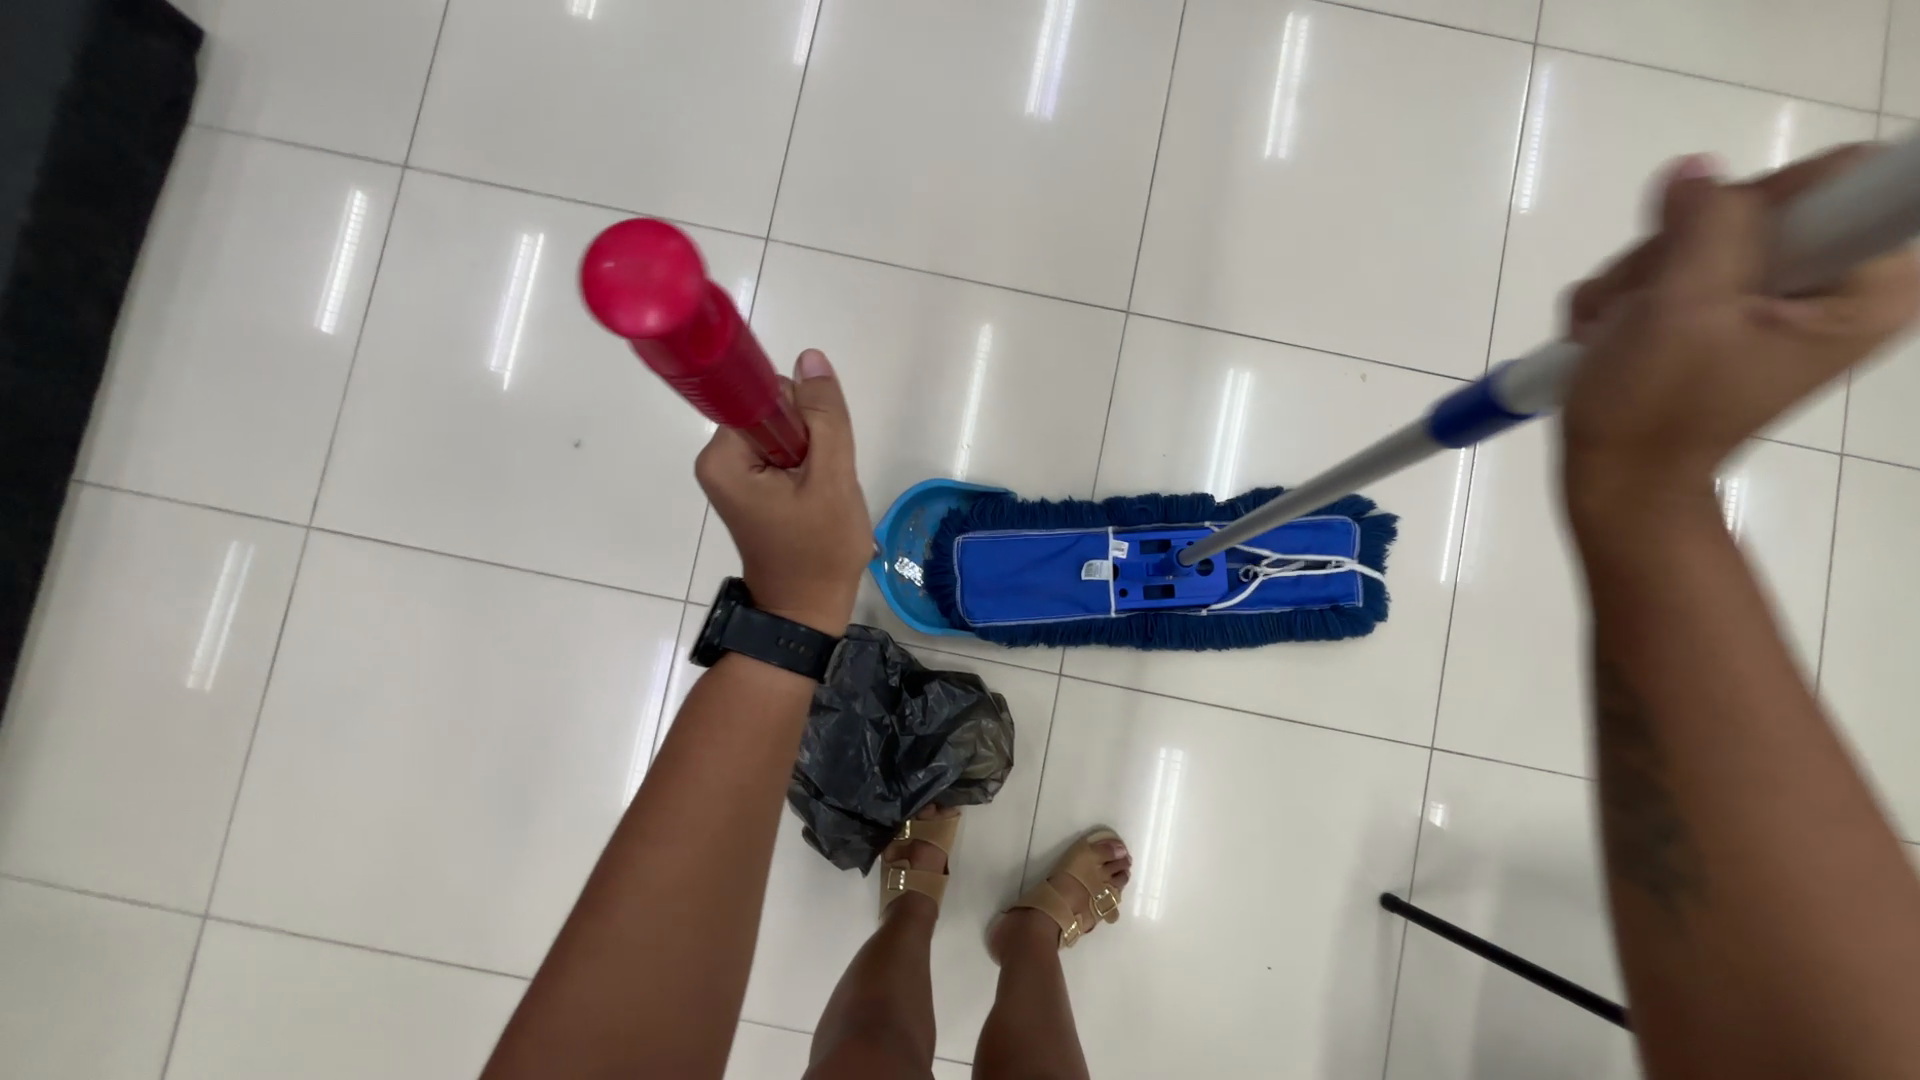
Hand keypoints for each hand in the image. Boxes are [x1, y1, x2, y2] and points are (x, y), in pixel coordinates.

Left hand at [695, 350, 871, 633]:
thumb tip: (810, 357)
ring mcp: (732, 472)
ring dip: (812, 454)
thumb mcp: (832, 480)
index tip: (819, 451)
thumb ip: (825, 417)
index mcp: (723, 456)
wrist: (806, 611)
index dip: (802, 411)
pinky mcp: (749, 484)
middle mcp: (717, 459)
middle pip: (774, 409)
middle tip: (822, 483)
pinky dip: (806, 466)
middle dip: (810, 437)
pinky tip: (814, 497)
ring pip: (784, 429)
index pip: (763, 393)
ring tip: (820, 495)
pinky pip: (782, 450)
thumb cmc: (818, 551)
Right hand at [1559, 148, 1919, 525]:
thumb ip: (1706, 226)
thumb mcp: (1679, 312)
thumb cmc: (1654, 408)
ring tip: (1616, 329)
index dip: (1766, 200)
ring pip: (1701, 237)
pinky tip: (1612, 332)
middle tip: (1643, 304)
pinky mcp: (1722, 313)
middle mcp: (1832, 285)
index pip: (1847, 180)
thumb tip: (1695, 169)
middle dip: (1678, 248)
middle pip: (1758, 205)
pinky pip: (1673, 268)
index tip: (1709, 248)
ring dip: (1638, 278)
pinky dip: (1629, 296)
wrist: (1615, 478)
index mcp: (1866, 288)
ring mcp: (1771, 300)